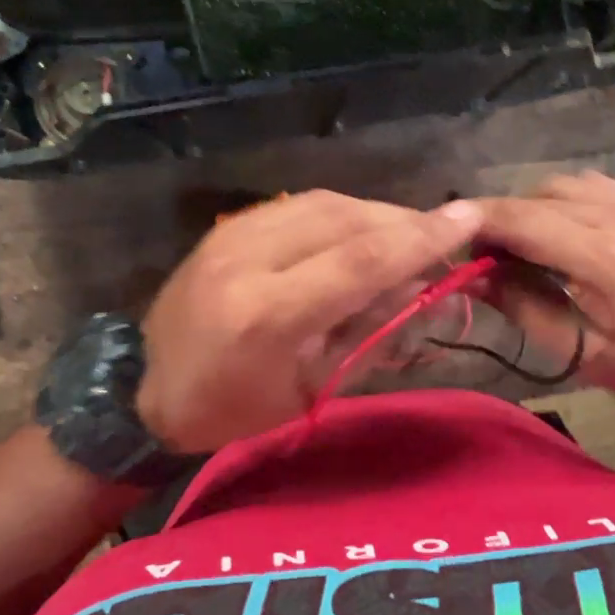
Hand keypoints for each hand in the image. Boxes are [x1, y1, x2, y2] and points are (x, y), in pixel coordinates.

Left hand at [137, 191, 482, 451]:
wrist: (145, 390)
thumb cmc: (233, 410)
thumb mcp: (309, 390)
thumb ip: (371, 335)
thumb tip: (430, 294)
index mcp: (266, 314)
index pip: (359, 260)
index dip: (421, 238)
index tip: (469, 219)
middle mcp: (247, 259)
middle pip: (346, 220)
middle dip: (405, 222)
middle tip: (445, 234)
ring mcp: (231, 235)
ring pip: (324, 203)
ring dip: (376, 214)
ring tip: (409, 233)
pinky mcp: (227, 226)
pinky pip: (299, 206)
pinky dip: (342, 214)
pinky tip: (362, 230)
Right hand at [474, 172, 614, 423]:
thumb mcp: (587, 355)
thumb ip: (527, 309)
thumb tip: (478, 276)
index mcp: (602, 254)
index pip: (519, 218)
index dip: (475, 223)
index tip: (443, 237)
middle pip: (536, 195)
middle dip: (499, 218)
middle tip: (480, 257)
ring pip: (563, 186)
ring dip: (532, 208)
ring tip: (520, 249)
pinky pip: (593, 187)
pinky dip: (563, 202)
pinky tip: (563, 237)